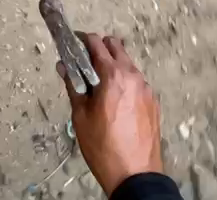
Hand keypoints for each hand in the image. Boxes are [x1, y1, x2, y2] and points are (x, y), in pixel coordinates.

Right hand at [59, 32, 162, 193]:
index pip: (96, 42)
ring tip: (101, 86)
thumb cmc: (104, 146)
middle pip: (115, 46)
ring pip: (127, 63)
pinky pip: (137, 81)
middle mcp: (132, 75)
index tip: (73, 46)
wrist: (136, 177)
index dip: (82, 40)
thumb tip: (63, 66)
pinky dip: (125, 82)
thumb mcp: (81, 116)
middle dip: (99, 49)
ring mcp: (146, 88)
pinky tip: (117, 101)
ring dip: (113, 65)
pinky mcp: (153, 102)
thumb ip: (73, 85)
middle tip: (86, 65)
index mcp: (112, 74)